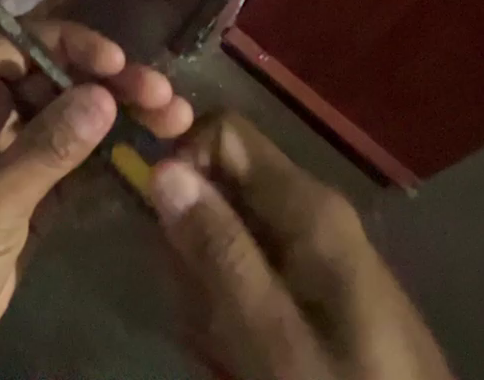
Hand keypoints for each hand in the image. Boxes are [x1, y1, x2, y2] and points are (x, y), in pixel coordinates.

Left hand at [0, 20, 193, 379]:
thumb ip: (45, 149)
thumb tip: (103, 94)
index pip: (12, 48)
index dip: (64, 46)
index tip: (117, 62)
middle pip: (45, 83)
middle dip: (100, 84)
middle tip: (161, 97)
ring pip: (60, 124)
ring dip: (108, 121)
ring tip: (171, 123)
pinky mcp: (18, 203)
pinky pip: (63, 169)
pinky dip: (98, 163)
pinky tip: (144, 160)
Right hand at [151, 113, 453, 379]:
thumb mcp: (274, 341)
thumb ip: (219, 251)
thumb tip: (162, 166)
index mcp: (311, 208)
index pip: (223, 131)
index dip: (184, 165)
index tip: (167, 228)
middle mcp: (315, 212)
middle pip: (218, 185)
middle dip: (191, 240)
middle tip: (199, 309)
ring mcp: (320, 250)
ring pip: (225, 232)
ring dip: (205, 281)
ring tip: (221, 343)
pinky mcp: (321, 286)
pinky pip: (249, 270)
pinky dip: (232, 305)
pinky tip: (241, 352)